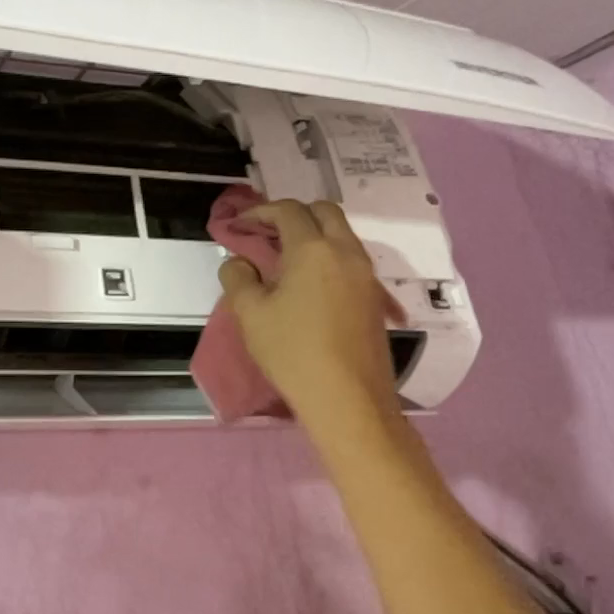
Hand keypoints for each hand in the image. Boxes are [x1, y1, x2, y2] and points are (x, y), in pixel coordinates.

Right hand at [217, 199, 405, 420]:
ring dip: (313, 235)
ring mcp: (366, 276)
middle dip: (293, 215)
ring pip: (341, 234)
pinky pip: (351, 259)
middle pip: (323, 211)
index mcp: (313, 249)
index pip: (287, 211)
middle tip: (267, 234)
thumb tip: (240, 263)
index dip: (259, 212)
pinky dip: (328, 256)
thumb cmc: (293, 351)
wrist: (349, 402)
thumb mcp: (249, 312)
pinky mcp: (375, 298)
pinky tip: (308, 284)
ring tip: (284, 260)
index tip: (239, 225)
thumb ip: (238, 277)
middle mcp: (345, 253)